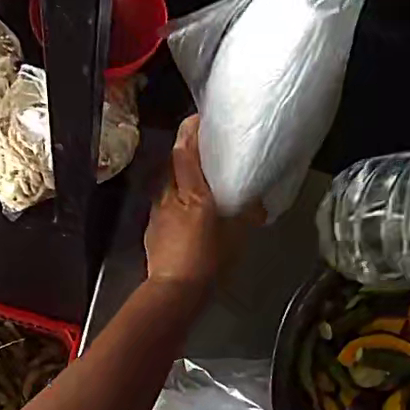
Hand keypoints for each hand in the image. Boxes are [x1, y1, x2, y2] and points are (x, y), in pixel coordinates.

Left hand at [145, 116, 254, 290]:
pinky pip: (160, 203)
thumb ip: (246, 217)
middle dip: (182, 151)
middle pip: (171, 163)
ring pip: (163, 183)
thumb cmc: (209, 260)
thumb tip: (259, 206)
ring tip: (188, 177)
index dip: (189, 132)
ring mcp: (156, 212)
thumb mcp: (236, 238)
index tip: (197, 119)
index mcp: (193, 194)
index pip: (185, 153)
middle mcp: (170, 197)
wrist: (174, 289)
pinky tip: (177, 208)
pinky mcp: (150, 228)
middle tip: (197, 148)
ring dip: (174, 175)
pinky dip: (169, 198)